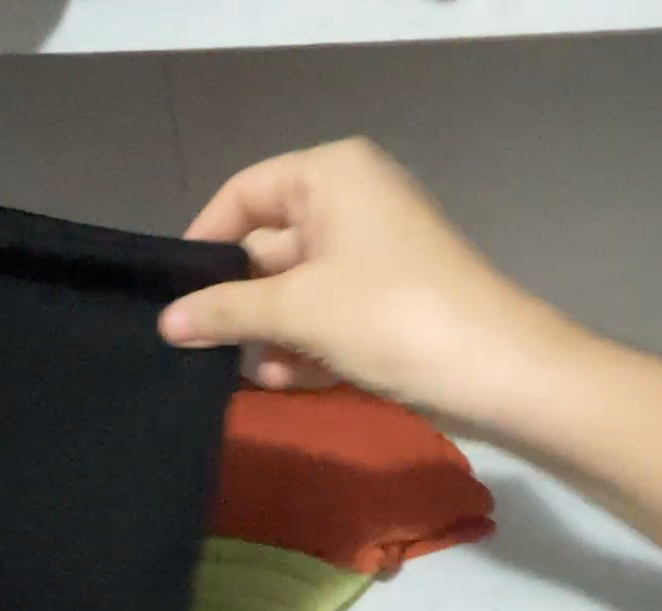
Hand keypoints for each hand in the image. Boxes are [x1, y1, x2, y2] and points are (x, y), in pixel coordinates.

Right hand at [159, 138, 580, 418]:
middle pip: (270, 249)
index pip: (245, 194)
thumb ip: (227, 311)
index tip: (174, 291)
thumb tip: (167, 323)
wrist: (495, 370)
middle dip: (239, 302)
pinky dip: (305, 349)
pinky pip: (330, 321)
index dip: (205, 239)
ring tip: (243, 373)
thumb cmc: (389, 315)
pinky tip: (279, 382)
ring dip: (270, 335)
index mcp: (331, 176)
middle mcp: (352, 207)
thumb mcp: (299, 309)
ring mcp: (374, 261)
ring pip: (299, 293)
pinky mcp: (388, 309)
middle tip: (197, 346)